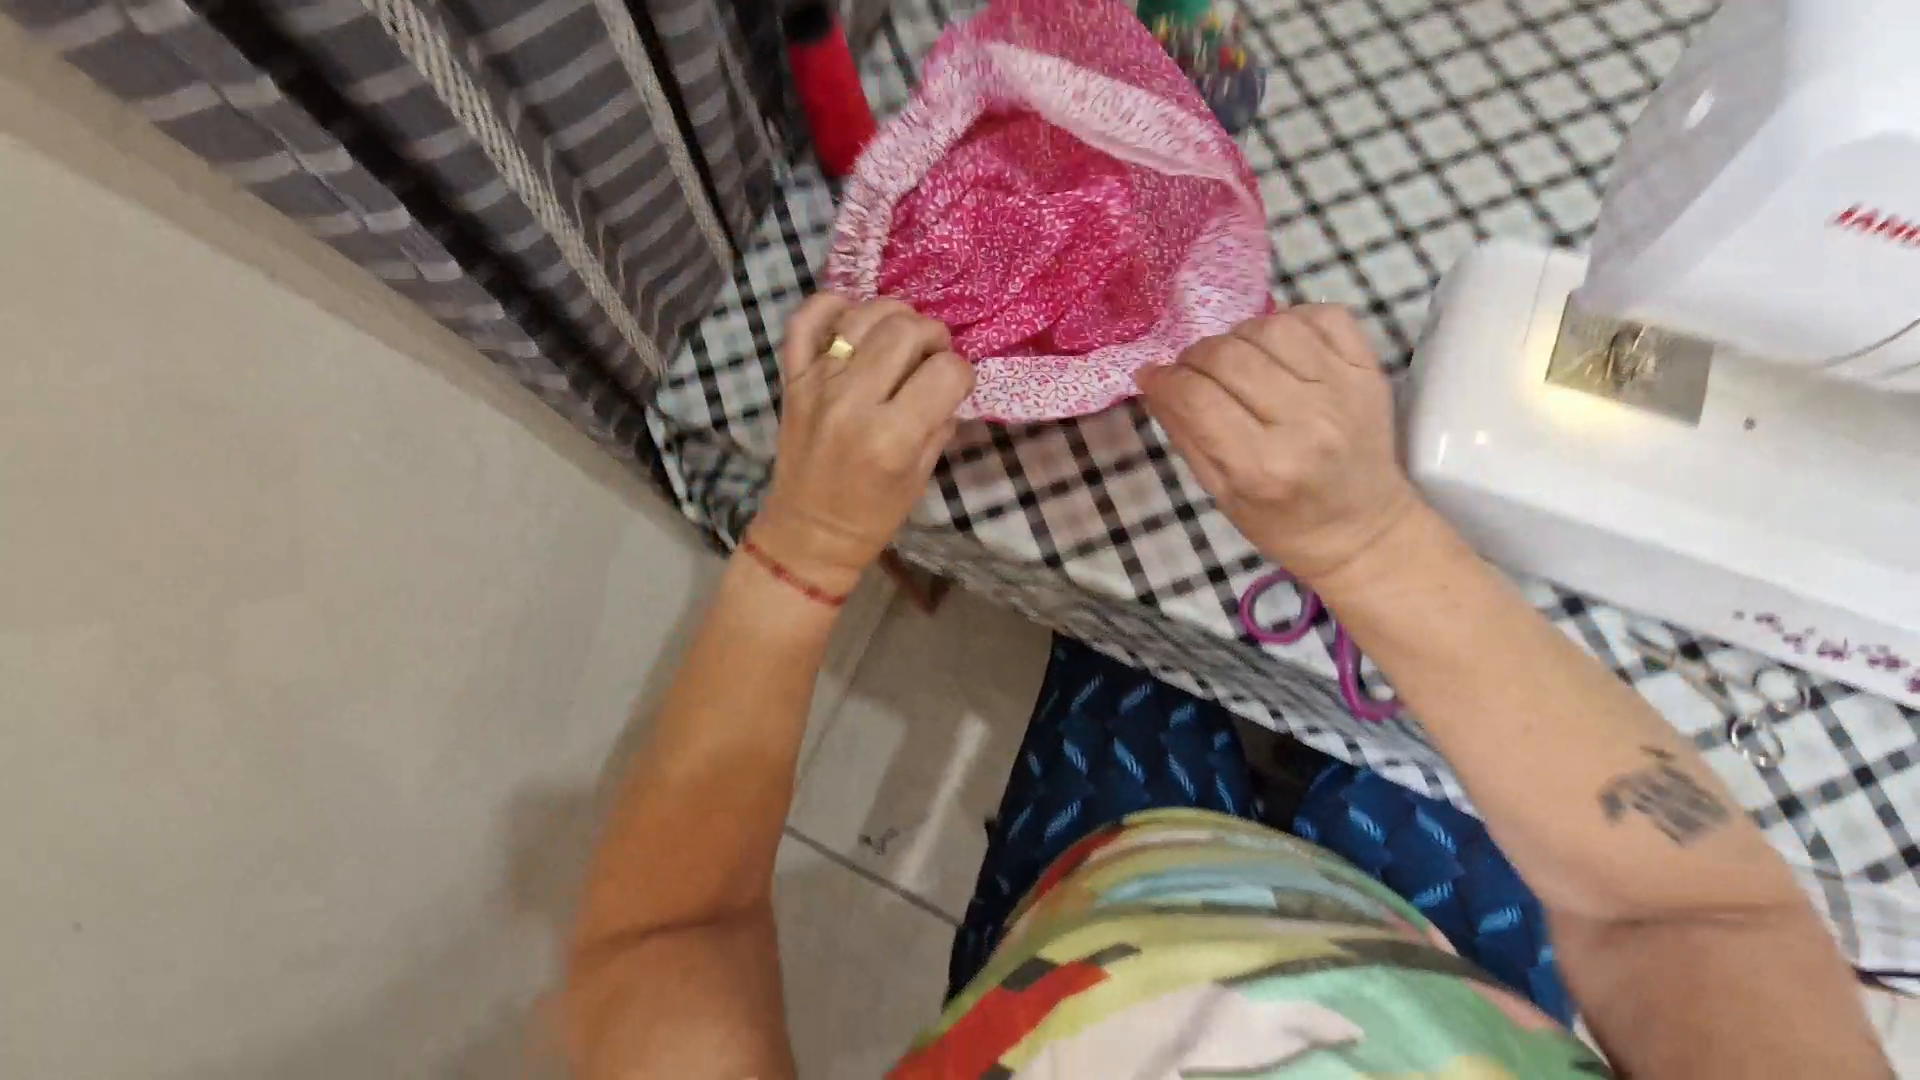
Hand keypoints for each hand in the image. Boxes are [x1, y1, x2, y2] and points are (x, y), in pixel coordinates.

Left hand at [749, 294, 974, 596]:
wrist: (809, 532)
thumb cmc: (873, 515)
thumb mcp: (921, 476)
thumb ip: (938, 422)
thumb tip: (948, 378)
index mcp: (893, 437)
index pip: (946, 371)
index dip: (962, 373)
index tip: (956, 385)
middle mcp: (854, 402)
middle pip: (907, 330)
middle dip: (934, 336)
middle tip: (933, 357)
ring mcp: (818, 385)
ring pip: (864, 315)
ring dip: (895, 316)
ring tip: (902, 339)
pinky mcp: (792, 379)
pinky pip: (807, 319)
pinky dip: (832, 306)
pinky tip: (854, 318)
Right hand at [1136, 305, 1422, 583]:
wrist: (1361, 530)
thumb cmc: (1281, 522)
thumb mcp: (1219, 494)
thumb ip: (1185, 434)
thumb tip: (1152, 379)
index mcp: (1261, 466)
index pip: (1197, 397)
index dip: (1164, 379)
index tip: (1152, 377)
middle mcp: (1305, 422)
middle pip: (1228, 356)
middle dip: (1195, 358)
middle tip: (1190, 372)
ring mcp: (1343, 390)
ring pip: (1270, 328)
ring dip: (1238, 336)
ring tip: (1234, 360)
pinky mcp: (1369, 370)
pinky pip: (1323, 316)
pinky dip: (1289, 320)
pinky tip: (1276, 348)